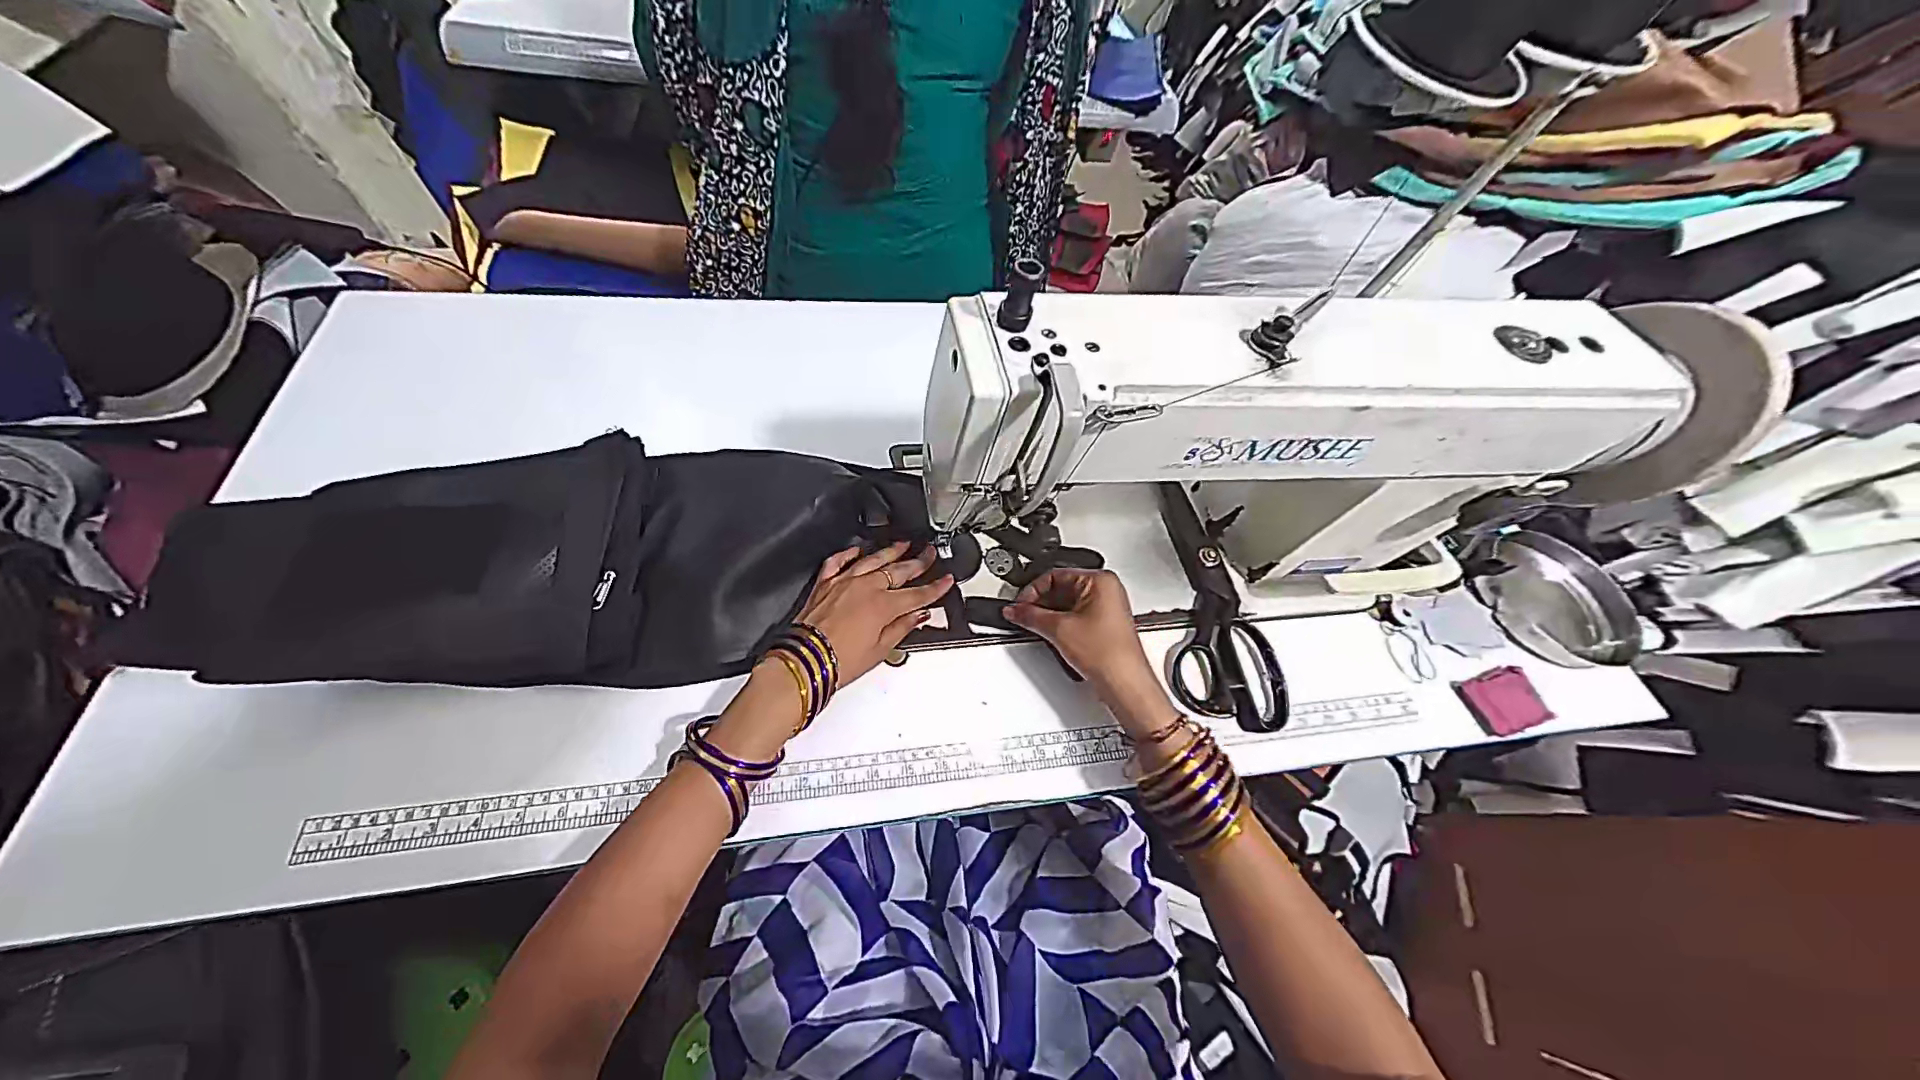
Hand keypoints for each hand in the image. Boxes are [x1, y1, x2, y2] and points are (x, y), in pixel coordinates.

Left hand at [798, 542, 953, 687]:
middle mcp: (865, 588)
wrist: (805, 661)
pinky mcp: (825, 584)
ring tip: (903, 545)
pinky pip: (839, 561)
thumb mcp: (880, 650)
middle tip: (929, 553)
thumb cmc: (838, 660)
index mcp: (883, 605)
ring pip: (872, 560)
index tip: (946, 580)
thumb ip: (902, 627)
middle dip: (918, 561)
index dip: (935, 587)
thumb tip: (917, 616)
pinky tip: (857, 550)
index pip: (918, 594)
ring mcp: (844, 582)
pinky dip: (849, 554)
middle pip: (899, 570)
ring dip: (890, 551)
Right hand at [1005, 569, 1178, 733]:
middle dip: (1040, 603)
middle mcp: (1107, 591)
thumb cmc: (1109, 654)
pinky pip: (1075, 616)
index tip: (1020, 603)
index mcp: (1101, 581)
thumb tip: (1016, 610)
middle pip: (1061, 588)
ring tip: (1034, 626)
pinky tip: (1049, 634)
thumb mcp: (1059, 629)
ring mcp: (1106, 608)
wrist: (1124, 682)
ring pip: (1067, 604)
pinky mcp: (1103, 625)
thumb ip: (1030, 615)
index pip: (1056, 574)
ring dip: (1049, 615)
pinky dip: (1060, 624)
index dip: (1033, 589)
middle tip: (1023, 614)